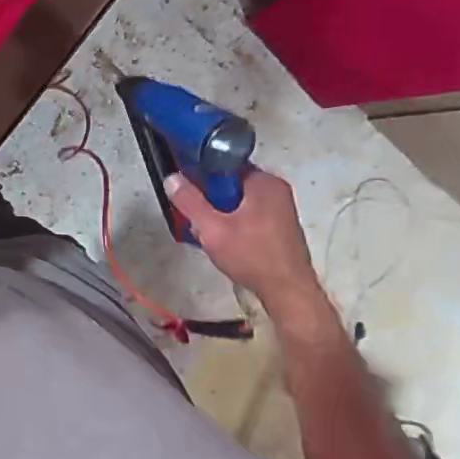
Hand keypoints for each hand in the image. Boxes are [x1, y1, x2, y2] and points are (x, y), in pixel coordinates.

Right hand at [166, 169, 329, 324]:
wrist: (289, 294)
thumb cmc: (252, 256)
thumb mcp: (212, 228)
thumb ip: (189, 201)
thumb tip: (170, 178)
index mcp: (264, 182)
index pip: (225, 164)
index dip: (202, 174)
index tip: (186, 189)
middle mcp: (276, 190)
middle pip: (230, 183)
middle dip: (210, 198)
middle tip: (196, 217)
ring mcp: (281, 209)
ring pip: (237, 200)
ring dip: (219, 213)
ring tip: (207, 232)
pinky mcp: (280, 226)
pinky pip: (248, 214)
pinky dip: (233, 222)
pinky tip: (224, 241)